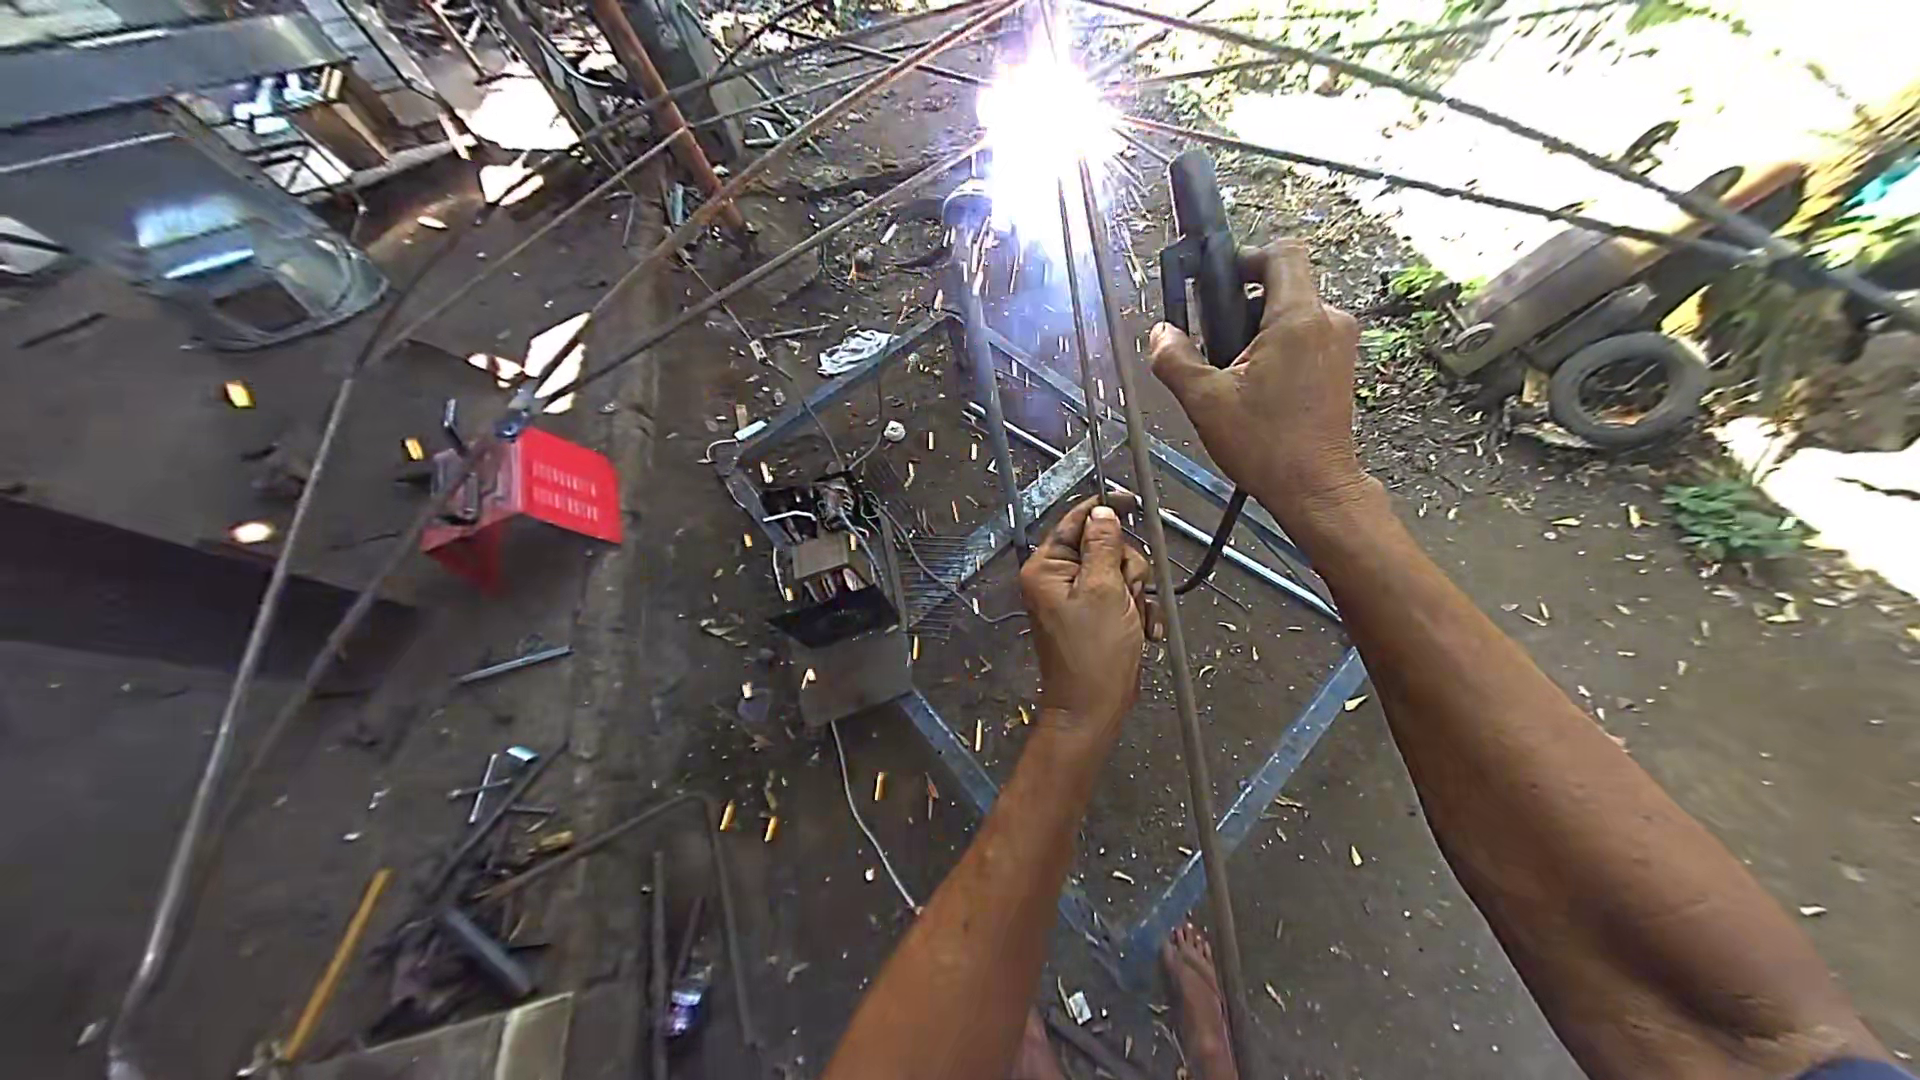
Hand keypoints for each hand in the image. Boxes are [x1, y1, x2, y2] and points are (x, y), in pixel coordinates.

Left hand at [1018, 495, 1157, 743]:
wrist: (1094, 707)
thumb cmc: (1094, 653)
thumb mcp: (1103, 590)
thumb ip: (1103, 546)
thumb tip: (1103, 512)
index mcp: (1046, 568)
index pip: (1074, 522)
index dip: (1103, 510)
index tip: (1130, 501)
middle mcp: (1056, 578)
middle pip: (1103, 546)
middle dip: (1126, 566)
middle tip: (1128, 590)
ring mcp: (1076, 597)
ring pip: (1119, 571)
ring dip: (1135, 591)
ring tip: (1133, 616)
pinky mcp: (1094, 614)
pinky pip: (1122, 596)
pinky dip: (1136, 610)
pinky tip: (1140, 629)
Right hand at [1149, 239, 1371, 530]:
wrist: (1314, 486)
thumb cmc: (1268, 447)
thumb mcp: (1205, 401)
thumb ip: (1175, 360)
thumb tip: (1160, 334)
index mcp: (1298, 320)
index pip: (1281, 254)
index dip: (1245, 260)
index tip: (1219, 284)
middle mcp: (1327, 323)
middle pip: (1281, 286)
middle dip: (1242, 309)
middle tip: (1215, 347)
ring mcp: (1338, 346)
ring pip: (1291, 315)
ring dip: (1257, 334)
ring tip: (1233, 377)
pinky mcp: (1338, 367)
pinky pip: (1304, 339)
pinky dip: (1276, 351)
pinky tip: (1254, 389)